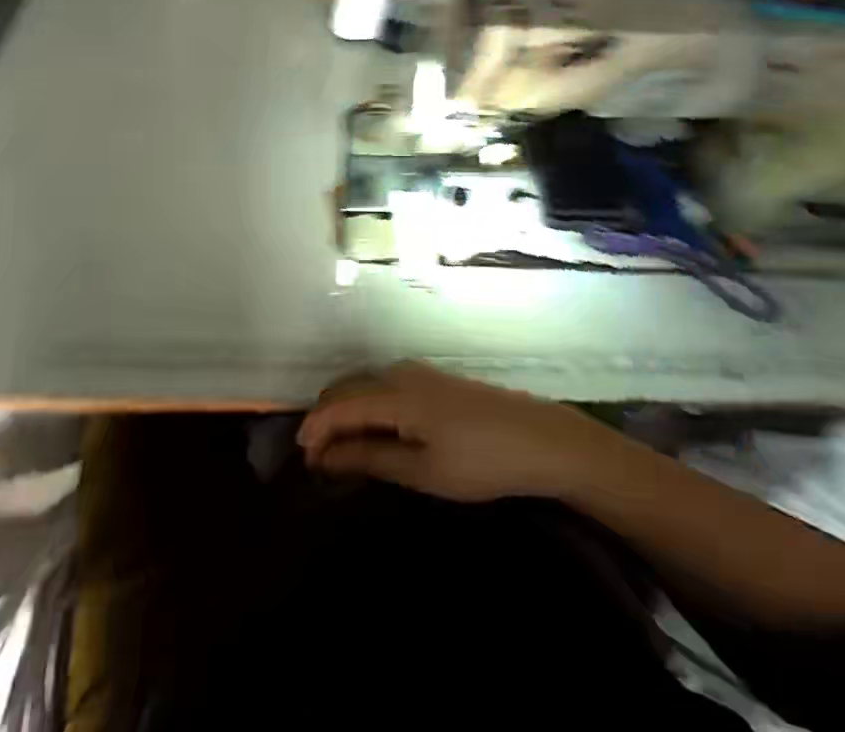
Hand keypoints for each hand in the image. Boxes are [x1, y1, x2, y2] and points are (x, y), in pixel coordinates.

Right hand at [297, 363, 621, 502]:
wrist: (543, 440)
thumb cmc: (481, 462)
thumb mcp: (422, 470)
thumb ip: (370, 458)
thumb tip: (325, 455)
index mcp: (396, 394)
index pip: (339, 406)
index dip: (315, 430)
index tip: (301, 460)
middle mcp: (403, 374)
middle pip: (348, 387)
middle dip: (326, 419)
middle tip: (317, 459)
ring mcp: (423, 373)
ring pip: (367, 383)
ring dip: (347, 411)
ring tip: (341, 449)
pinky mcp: (438, 380)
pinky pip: (387, 385)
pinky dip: (369, 406)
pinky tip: (375, 430)